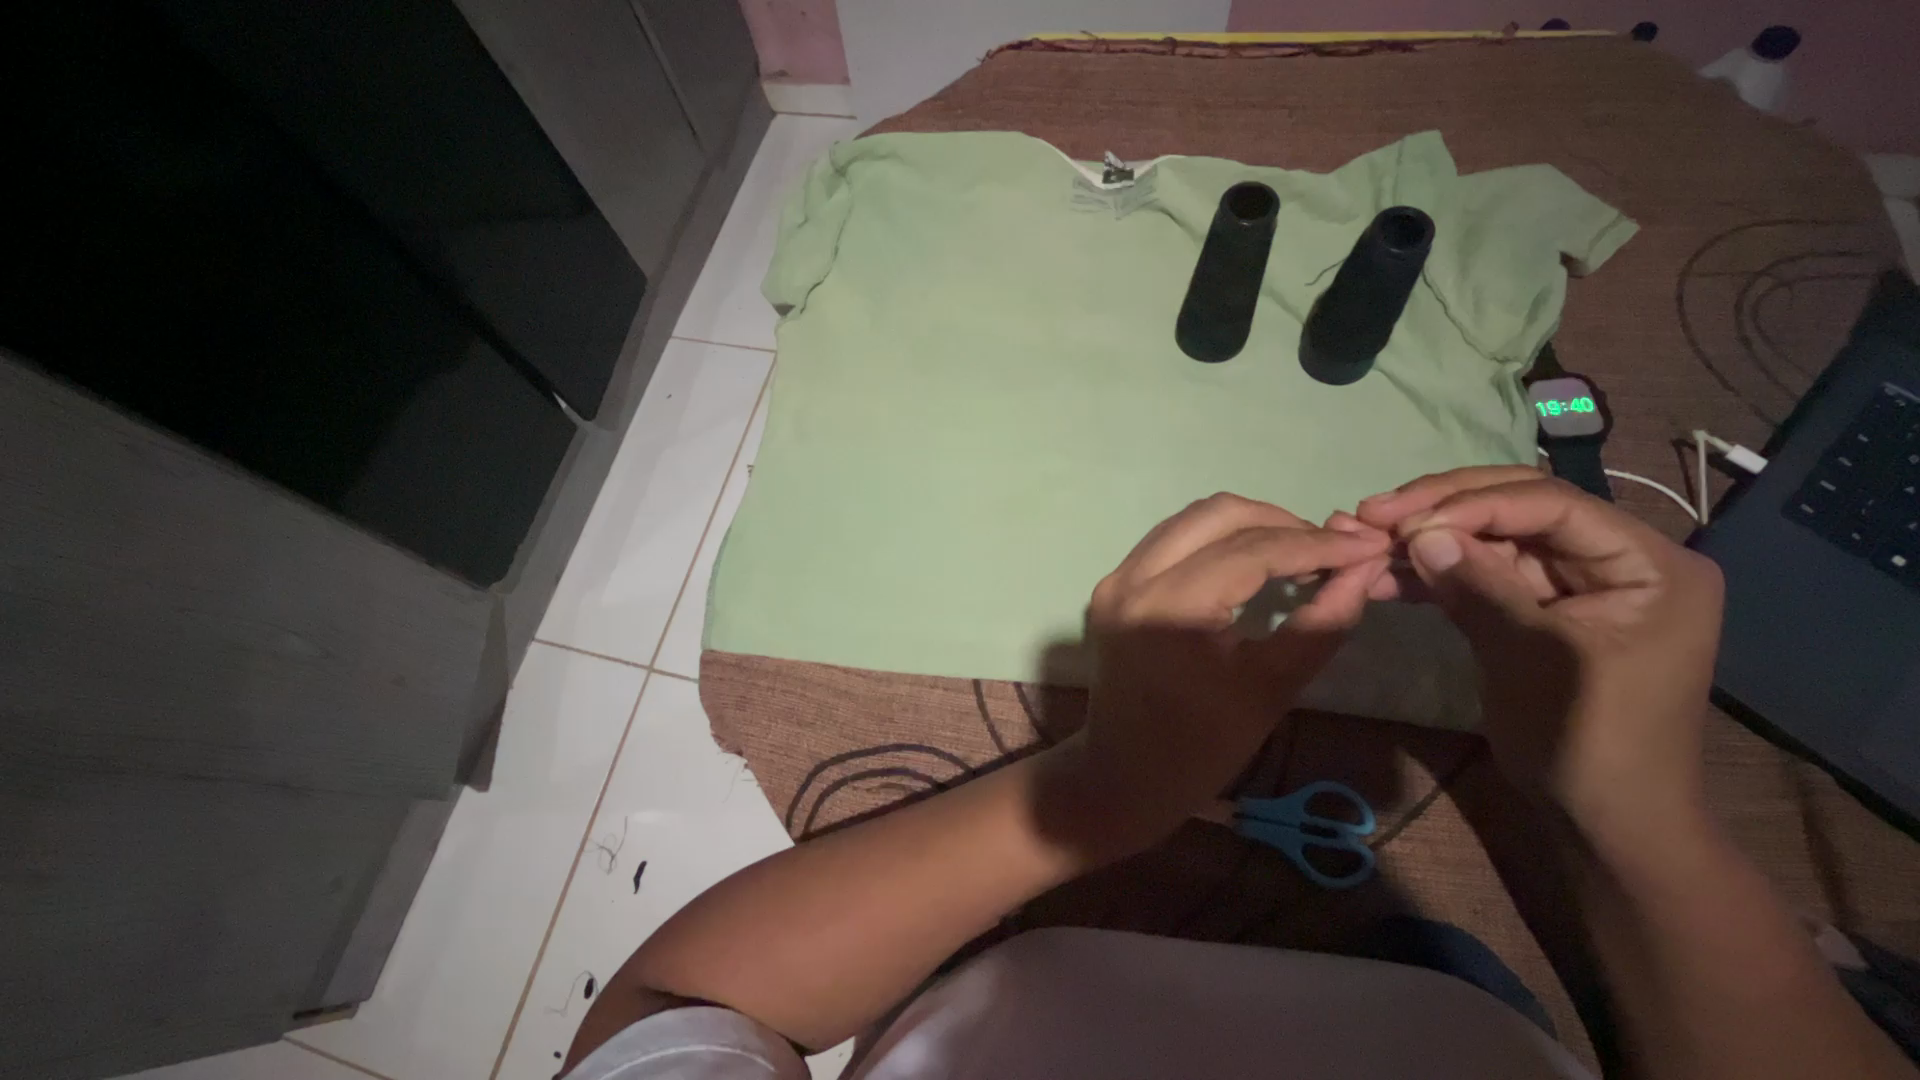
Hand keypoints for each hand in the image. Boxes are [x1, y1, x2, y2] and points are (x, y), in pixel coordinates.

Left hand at [1037, 493, 1390, 859]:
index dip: (1316, 545)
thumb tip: (1366, 570)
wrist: (1123, 776)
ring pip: (1191, 519)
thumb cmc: (1201, 747)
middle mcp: (1132, 580)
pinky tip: (1252, 560)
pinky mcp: (1112, 586)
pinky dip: (1216, 539)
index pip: (1252, 551)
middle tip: (1332, 549)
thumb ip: (1321, 624)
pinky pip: (1170, 540)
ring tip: (1299, 551)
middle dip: (1282, 523)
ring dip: (1248, 525)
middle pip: (1217, 514)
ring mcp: (1115, 579)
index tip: (1368, 547)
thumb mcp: (1271, 689)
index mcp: (1169, 608)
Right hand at [1356, 468, 1724, 841]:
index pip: (1552, 505)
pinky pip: (1479, 575)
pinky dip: (1433, 574)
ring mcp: (1570, 583)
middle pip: (1518, 507)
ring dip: (1427, 538)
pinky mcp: (1533, 608)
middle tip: (1374, 512)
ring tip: (1365, 538)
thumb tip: (1418, 533)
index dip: (1473, 505)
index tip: (1401, 520)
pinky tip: (1382, 576)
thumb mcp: (1537, 659)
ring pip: (1489, 538)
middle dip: (1443, 508)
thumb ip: (1482, 589)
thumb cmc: (1593, 740)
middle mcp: (1614, 559)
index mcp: (1648, 563)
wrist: (1605, 818)